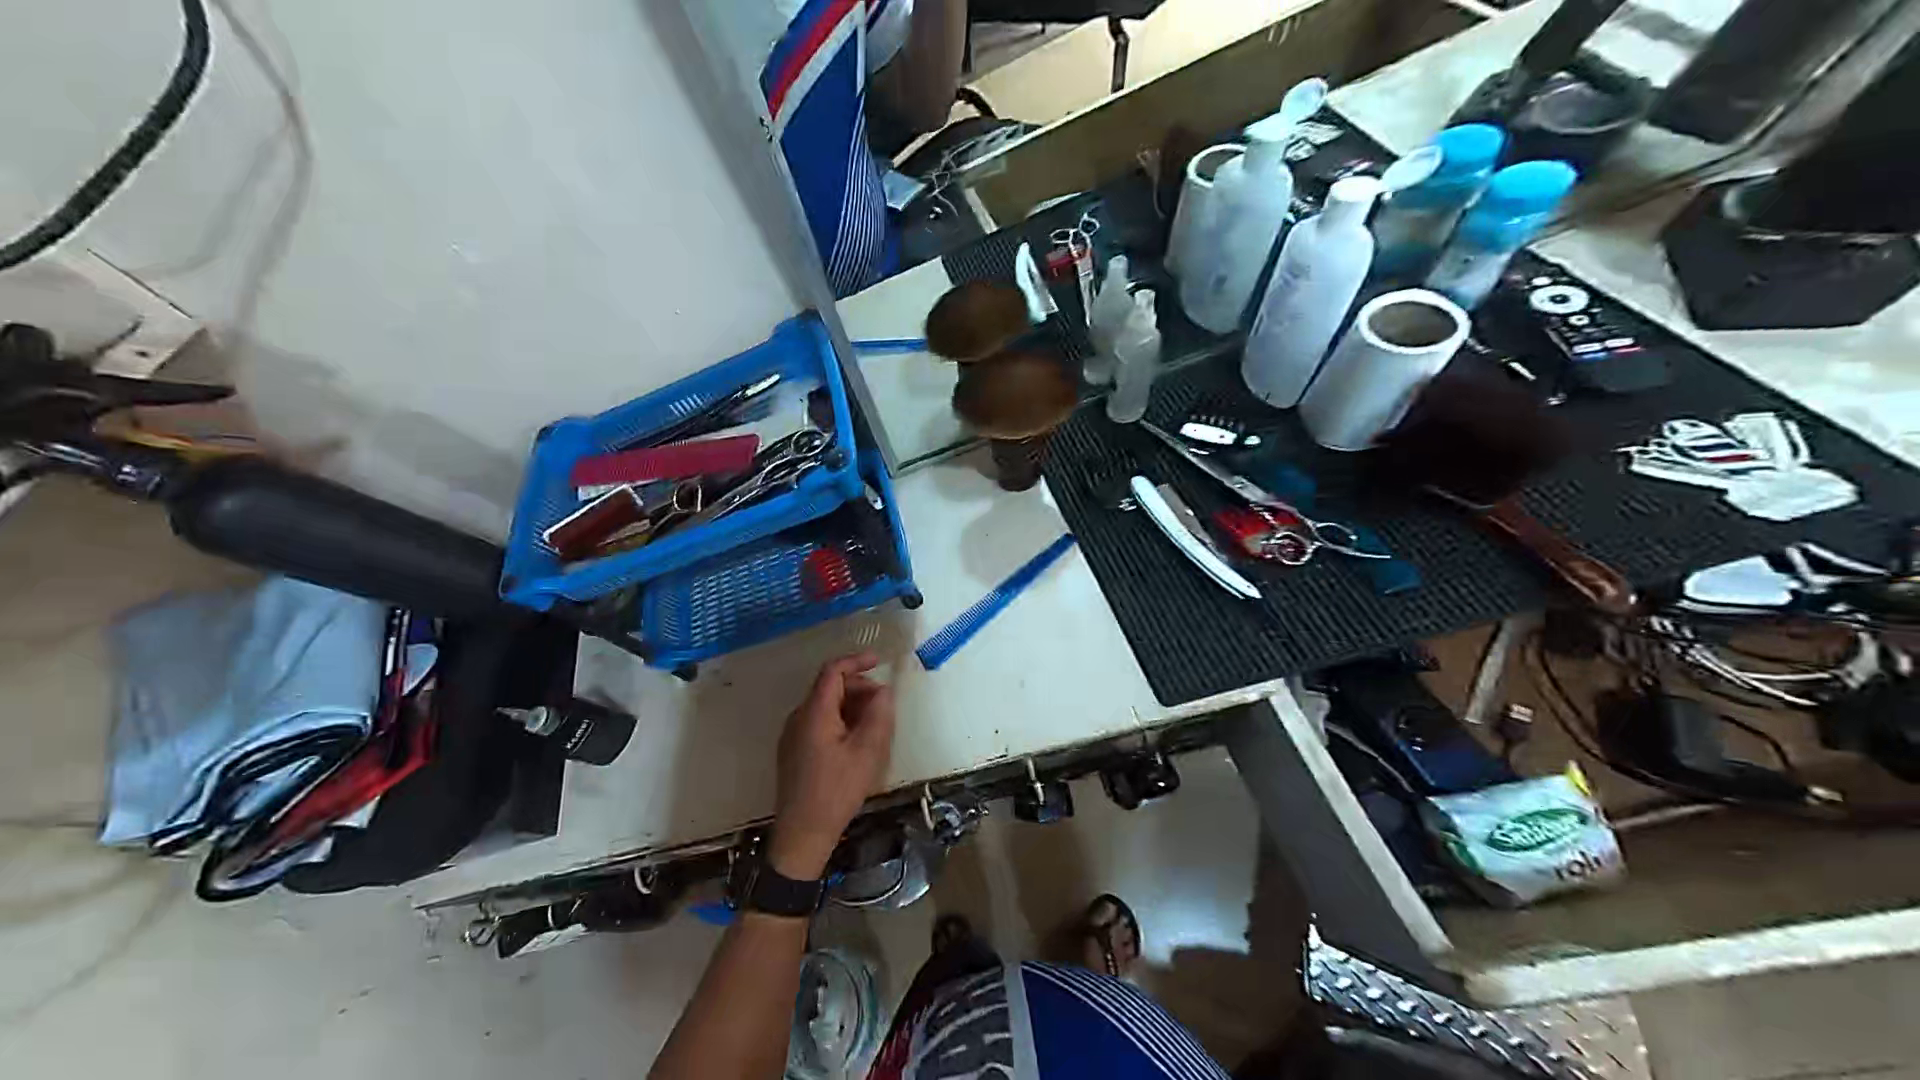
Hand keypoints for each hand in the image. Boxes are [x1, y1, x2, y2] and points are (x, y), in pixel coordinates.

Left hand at [768, 653, 896, 879]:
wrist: (802, 834)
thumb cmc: (837, 791)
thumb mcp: (867, 752)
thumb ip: (879, 715)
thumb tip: (883, 692)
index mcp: (814, 713)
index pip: (832, 672)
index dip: (856, 661)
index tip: (879, 661)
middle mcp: (798, 718)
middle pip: (829, 688)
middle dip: (859, 688)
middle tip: (884, 705)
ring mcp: (793, 735)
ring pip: (825, 706)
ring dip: (851, 706)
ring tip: (875, 725)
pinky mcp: (794, 752)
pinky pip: (819, 723)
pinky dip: (840, 721)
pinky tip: (856, 742)